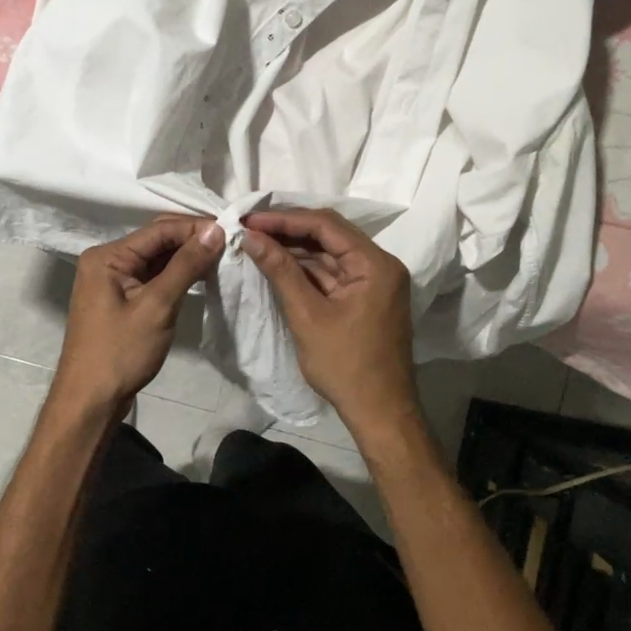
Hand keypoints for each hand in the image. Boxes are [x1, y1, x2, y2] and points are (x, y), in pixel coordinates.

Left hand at [49, 217, 225, 417]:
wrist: (91, 400)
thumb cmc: (121, 352)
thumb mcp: (158, 306)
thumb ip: (186, 266)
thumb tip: (215, 230)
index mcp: (107, 256)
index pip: (158, 230)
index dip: (196, 227)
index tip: (231, 230)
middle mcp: (105, 261)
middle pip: (156, 241)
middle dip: (192, 240)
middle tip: (231, 243)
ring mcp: (111, 281)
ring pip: (155, 259)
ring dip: (186, 258)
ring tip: (222, 257)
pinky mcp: (120, 299)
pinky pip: (151, 277)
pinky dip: (175, 275)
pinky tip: (200, 276)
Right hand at [241, 209, 417, 429]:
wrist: (379, 411)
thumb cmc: (344, 365)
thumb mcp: (307, 315)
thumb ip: (281, 271)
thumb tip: (251, 236)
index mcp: (375, 264)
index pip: (326, 225)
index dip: (284, 219)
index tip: (249, 219)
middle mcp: (381, 265)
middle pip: (330, 234)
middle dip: (288, 230)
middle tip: (249, 227)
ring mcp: (376, 282)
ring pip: (330, 253)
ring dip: (296, 249)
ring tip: (257, 242)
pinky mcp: (367, 297)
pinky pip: (334, 273)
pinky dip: (307, 269)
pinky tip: (279, 264)